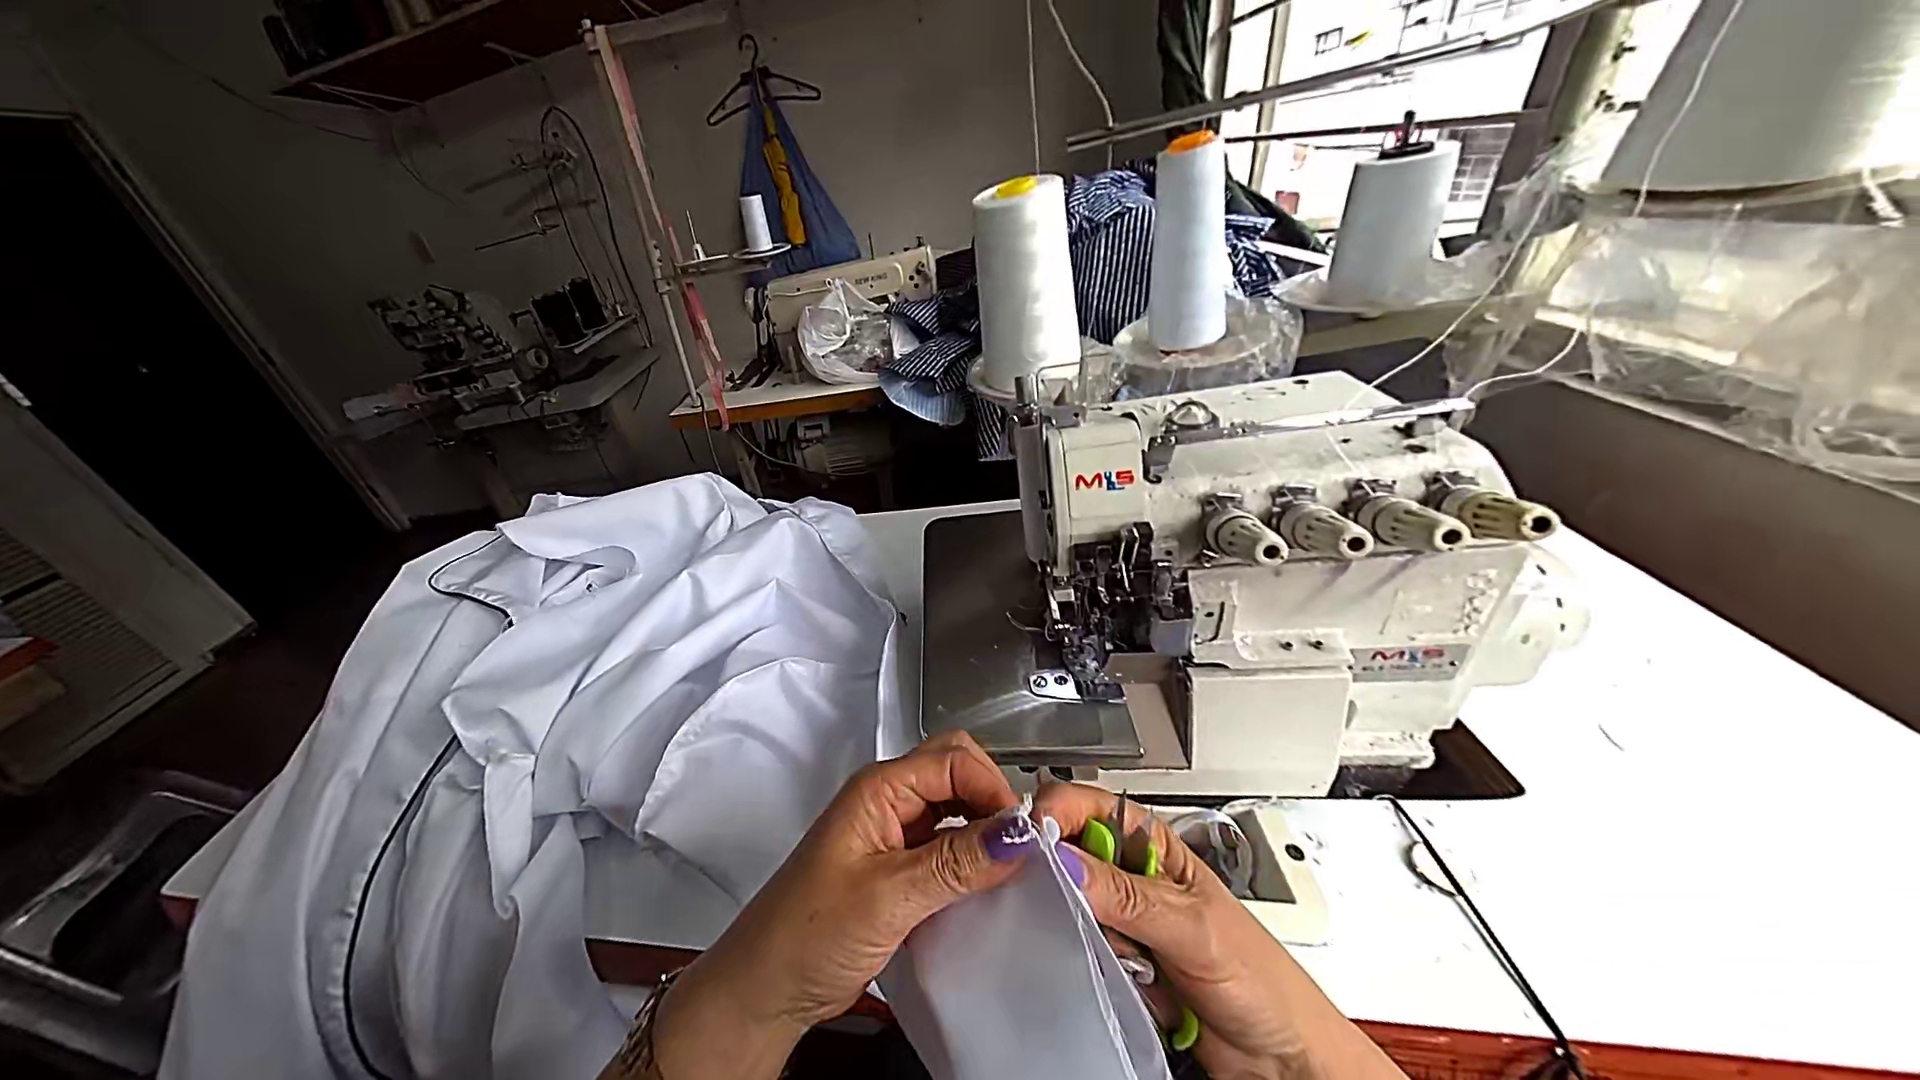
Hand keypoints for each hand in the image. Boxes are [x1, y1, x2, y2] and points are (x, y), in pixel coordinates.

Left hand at [617, 732, 1031, 1079]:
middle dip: (992, 800)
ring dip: (984, 830)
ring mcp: (894, 830)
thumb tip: (1014, 833)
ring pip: (956, 806)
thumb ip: (956, 861)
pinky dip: (972, 855)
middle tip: (1018, 844)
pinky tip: (984, 884)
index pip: (954, 760)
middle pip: (957, 772)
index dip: (993, 788)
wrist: (766, 989)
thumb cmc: (803, 934)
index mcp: (879, 787)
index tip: (1022, 831)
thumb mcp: (889, 895)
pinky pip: (949, 841)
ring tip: (1007, 867)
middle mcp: (888, 799)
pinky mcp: (900, 862)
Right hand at [1034, 783, 1404, 1079]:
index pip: (1088, 805)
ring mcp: (1120, 918)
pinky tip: (1103, 969)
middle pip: (1066, 849)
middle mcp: (1130, 873)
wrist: (1281, 1061)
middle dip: (1057, 873)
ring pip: (1065, 900)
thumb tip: (1068, 861)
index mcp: (1152, 843)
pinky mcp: (1112, 958)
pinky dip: (1077, 956)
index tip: (1030, 836)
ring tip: (1111, 947)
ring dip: (1073, 923)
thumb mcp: (1194, 927)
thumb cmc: (1261, 980)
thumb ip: (1130, 895)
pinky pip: (1073, 946)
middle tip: (1058, 895)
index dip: (1056, 811)